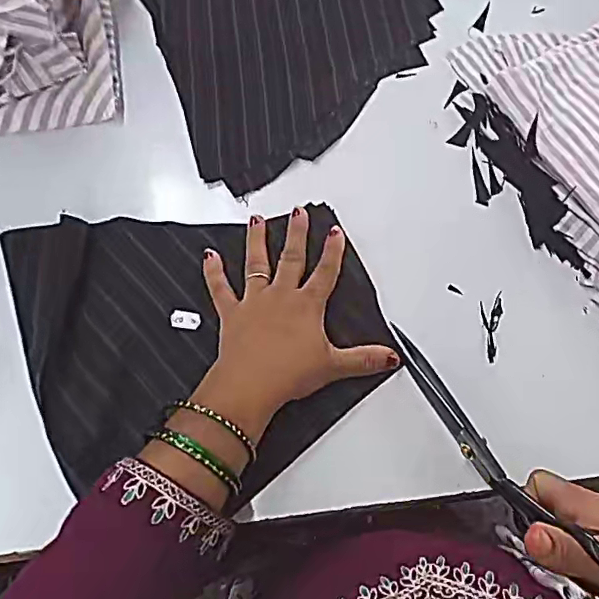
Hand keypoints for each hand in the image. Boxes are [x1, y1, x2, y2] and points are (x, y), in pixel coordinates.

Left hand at [195, 207, 398, 435]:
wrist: (250, 385)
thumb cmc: (287, 374)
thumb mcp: (333, 366)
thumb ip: (363, 359)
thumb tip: (388, 357)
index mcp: (307, 306)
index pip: (325, 272)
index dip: (333, 251)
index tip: (335, 232)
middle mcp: (280, 297)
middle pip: (292, 258)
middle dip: (296, 234)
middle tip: (298, 213)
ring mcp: (254, 303)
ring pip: (256, 264)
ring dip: (257, 240)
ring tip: (258, 221)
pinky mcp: (231, 314)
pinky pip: (220, 288)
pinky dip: (214, 272)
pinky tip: (210, 257)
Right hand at [522, 470, 598, 598]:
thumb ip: (564, 551)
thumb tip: (527, 535)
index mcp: (586, 504)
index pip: (535, 485)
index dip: (521, 509)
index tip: (522, 540)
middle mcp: (593, 511)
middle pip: (544, 512)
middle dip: (538, 541)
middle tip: (547, 569)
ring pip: (562, 534)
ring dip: (559, 560)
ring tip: (572, 583)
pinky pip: (581, 552)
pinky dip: (578, 570)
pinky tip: (590, 589)